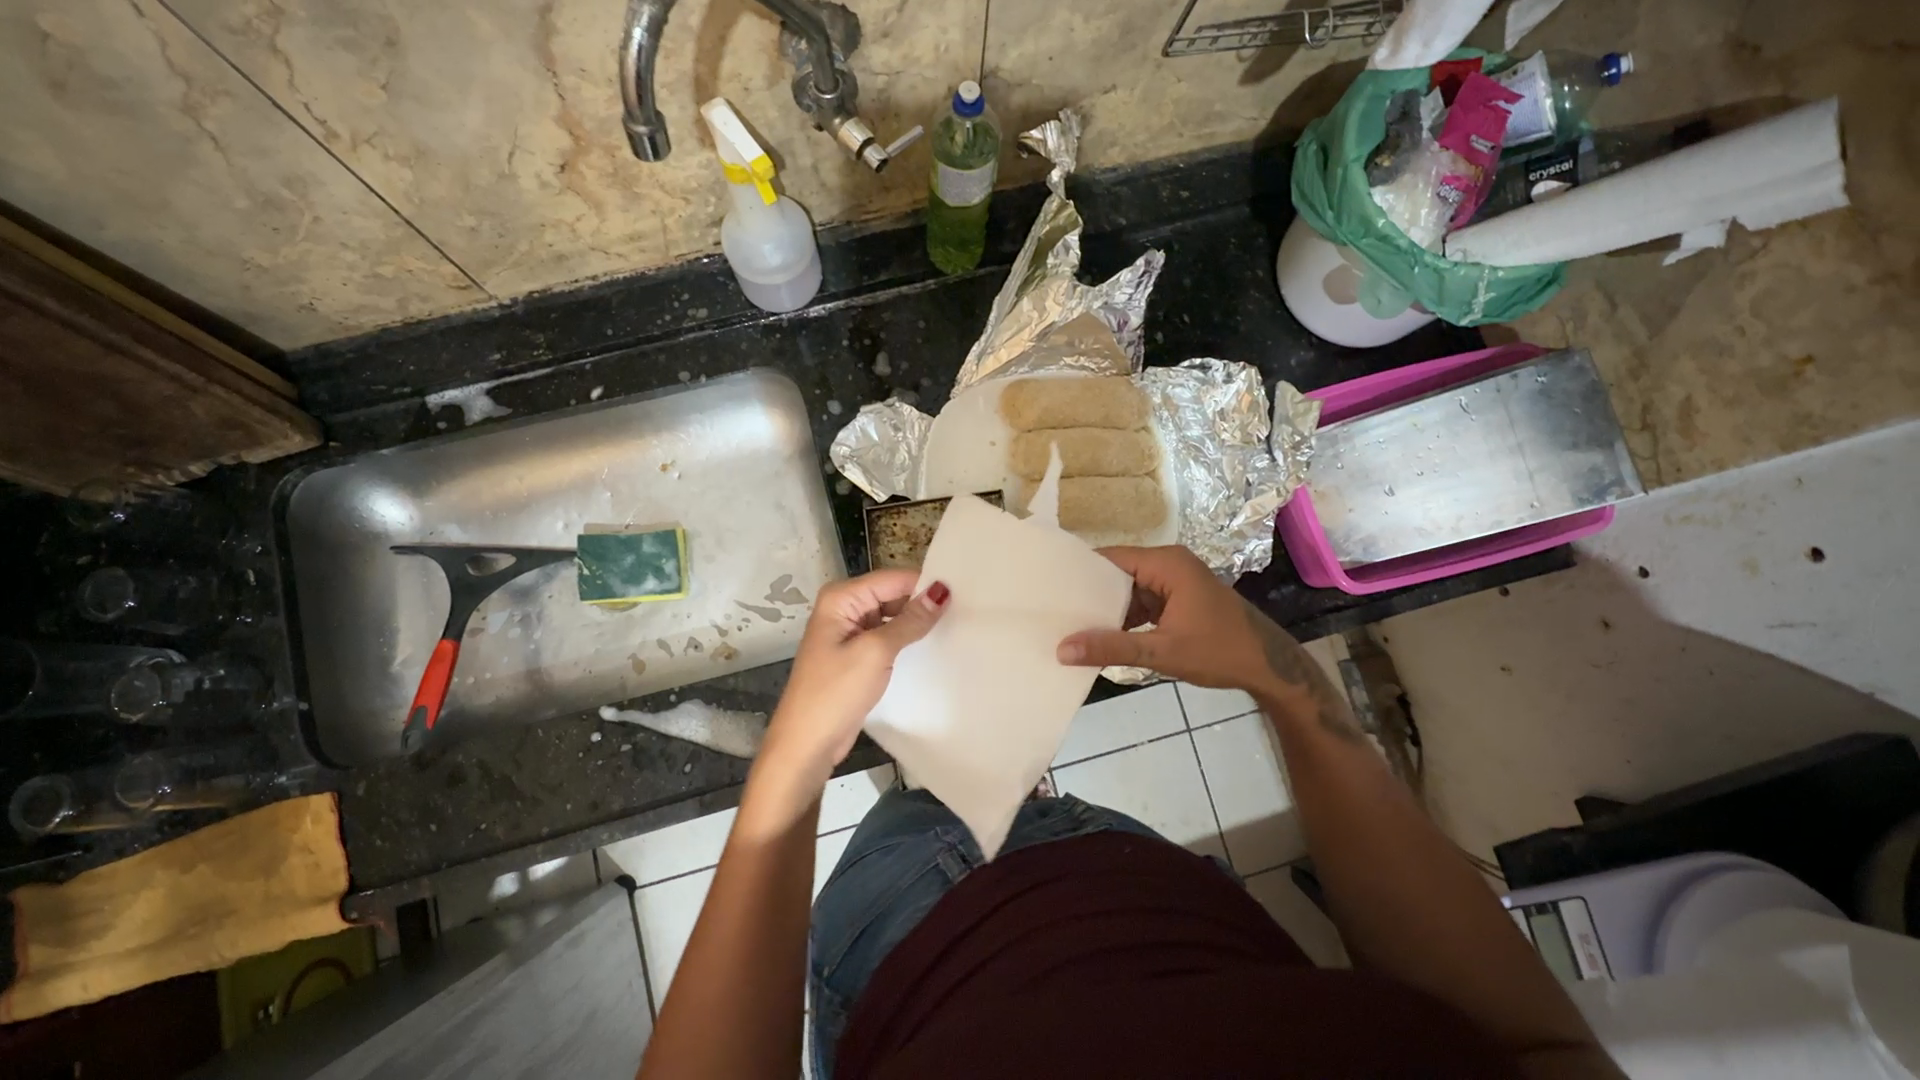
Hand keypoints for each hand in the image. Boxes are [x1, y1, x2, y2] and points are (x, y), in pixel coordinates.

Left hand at [761, 570, 948, 779]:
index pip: (892, 579)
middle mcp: (843, 608)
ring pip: (891, 616)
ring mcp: (848, 633)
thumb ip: (910, 620)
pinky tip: (930, 648)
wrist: (807, 742)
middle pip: (892, 594)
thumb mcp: (876, 652)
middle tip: (964, 612)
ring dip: (915, 623)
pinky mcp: (855, 656)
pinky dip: (905, 641)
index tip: (963, 593)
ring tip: (955, 628)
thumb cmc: (835, 692)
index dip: (925, 584)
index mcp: (841, 598)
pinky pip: (886, 637)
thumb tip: (940, 591)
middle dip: (921, 603)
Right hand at [1055, 546, 1283, 695]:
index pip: (1111, 558)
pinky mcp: (1178, 599)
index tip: (1049, 590)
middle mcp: (1169, 564)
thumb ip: (1112, 647)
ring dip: (1107, 610)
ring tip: (1070, 626)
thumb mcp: (1163, 652)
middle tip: (1054, 612)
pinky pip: (1143, 602)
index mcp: (1167, 564)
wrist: (1270, 667)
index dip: (1080, 573)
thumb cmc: (1220, 652)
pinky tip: (1101, 637)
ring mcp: (1175, 582)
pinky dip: (1125, 618)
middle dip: (1090, 594)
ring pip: (1129, 590)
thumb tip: (1062, 649)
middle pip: (1118, 573)